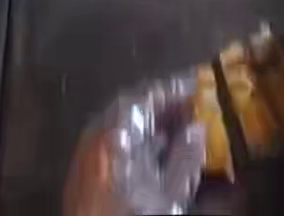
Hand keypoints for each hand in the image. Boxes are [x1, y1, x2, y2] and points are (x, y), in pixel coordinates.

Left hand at [63, 72, 205, 215]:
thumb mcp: (169, 198)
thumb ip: (186, 158)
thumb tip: (198, 127)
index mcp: (115, 130)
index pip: (147, 95)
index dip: (175, 89)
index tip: (199, 85)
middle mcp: (97, 134)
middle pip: (133, 108)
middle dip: (165, 107)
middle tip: (194, 108)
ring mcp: (87, 156)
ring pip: (123, 128)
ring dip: (152, 127)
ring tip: (183, 131)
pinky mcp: (84, 178)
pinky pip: (114, 146)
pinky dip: (138, 144)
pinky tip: (159, 157)